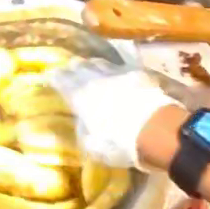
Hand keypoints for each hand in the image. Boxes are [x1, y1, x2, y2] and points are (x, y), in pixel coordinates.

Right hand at [44, 60, 181, 169]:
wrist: (159, 130)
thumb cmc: (121, 143)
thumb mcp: (92, 145)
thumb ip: (83, 129)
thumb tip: (82, 121)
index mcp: (79, 94)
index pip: (61, 79)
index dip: (54, 78)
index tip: (50, 78)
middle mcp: (94, 79)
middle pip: (79, 66)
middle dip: (72, 69)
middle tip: (69, 72)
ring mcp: (117, 73)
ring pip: (99, 63)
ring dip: (92, 66)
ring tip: (91, 71)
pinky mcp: (137, 74)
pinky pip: (119, 68)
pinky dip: (114, 72)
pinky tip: (115, 76)